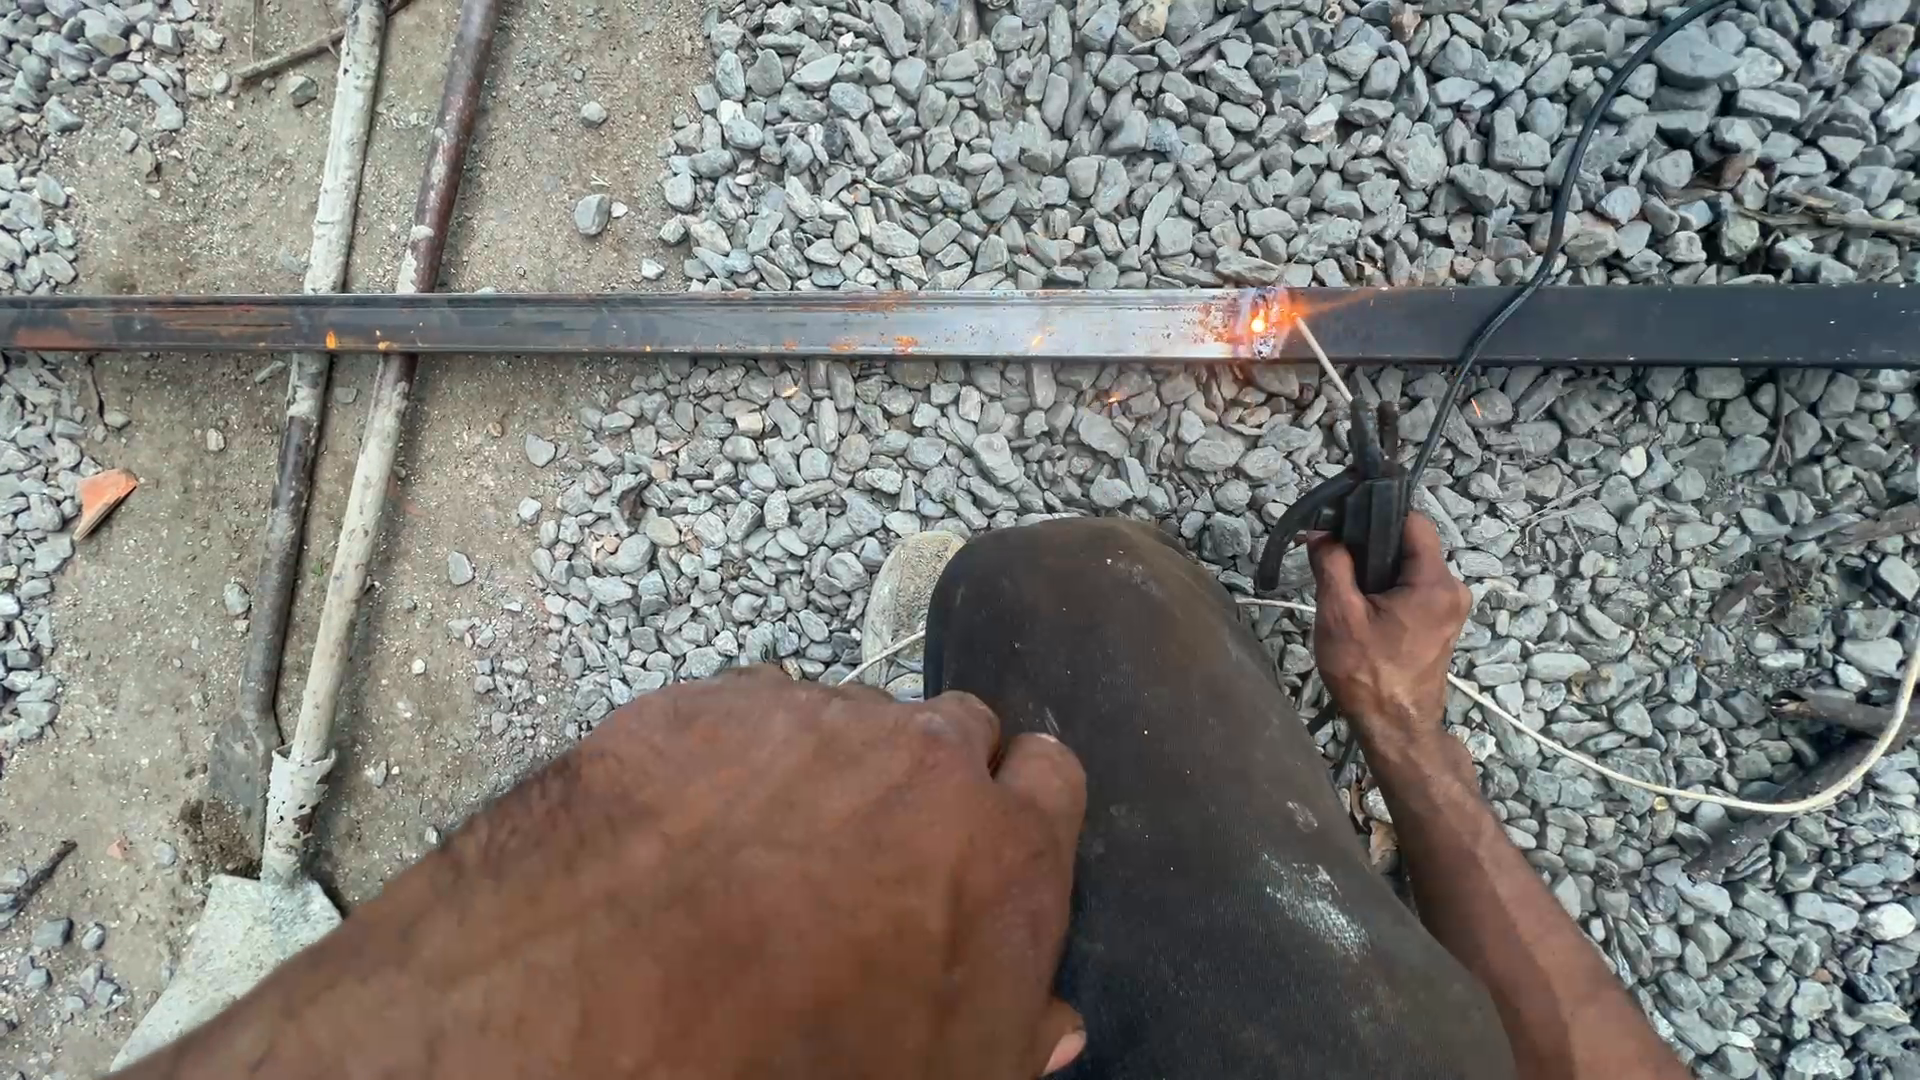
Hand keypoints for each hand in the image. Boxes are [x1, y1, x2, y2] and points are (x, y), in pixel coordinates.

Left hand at [131, 667, 1087, 1079]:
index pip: (1051, 774)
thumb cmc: (791, 1077)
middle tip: (878, 845)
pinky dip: (745, 750)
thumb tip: (1057, 1018)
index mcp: (999, 847)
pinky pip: (756, 709)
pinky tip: (692, 819)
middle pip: (960, 730)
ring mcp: (812, 715)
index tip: (991, 836)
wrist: (574, 1037)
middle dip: (935, 777)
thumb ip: (1013, 1034)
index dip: (1023, 805)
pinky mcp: (710, 699)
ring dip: (836, 763)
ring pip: (855, 717)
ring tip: (767, 840)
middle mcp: (921, 756)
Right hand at [1308, 513, 1470, 749]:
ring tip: (1338, 585)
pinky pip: (1408, 589)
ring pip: (1405, 568)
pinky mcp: (1437, 624)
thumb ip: (1331, 565)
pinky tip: (1355, 605)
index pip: (1411, 521)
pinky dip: (1381, 588)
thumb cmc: (1367, 671)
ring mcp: (1448, 608)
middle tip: (1329, 557)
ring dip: (1371, 570)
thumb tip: (1322, 533)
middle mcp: (1452, 589)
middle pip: (1407, 544)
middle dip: (1366, 546)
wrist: (1393, 726)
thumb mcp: (1339, 613)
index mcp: (1436, 582)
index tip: (1338, 520)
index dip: (1373, 513)